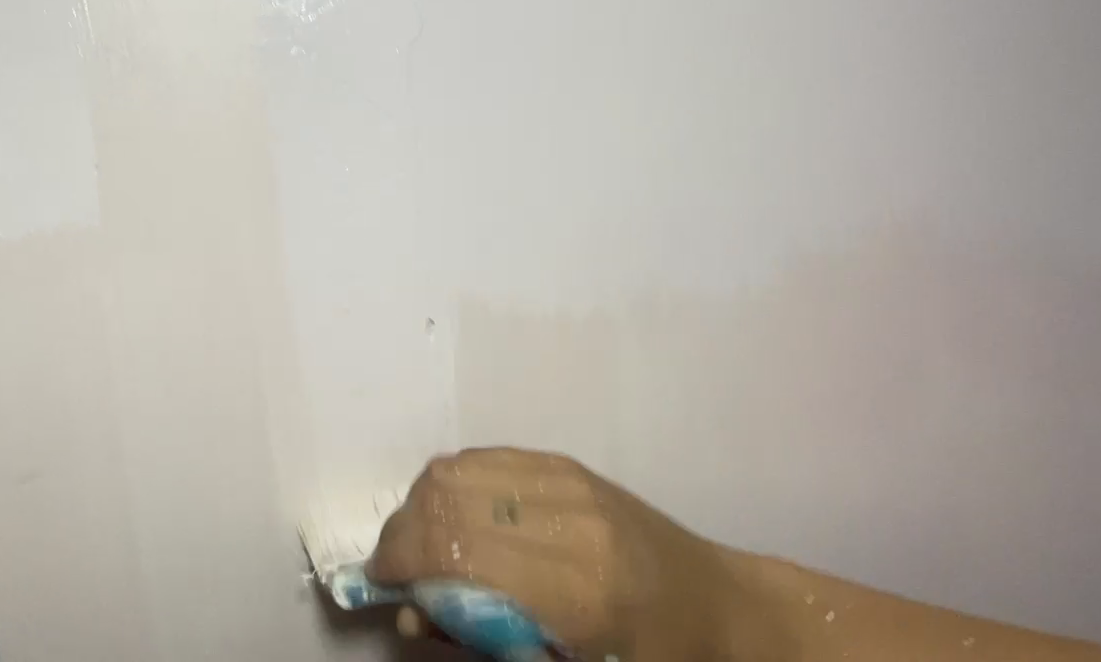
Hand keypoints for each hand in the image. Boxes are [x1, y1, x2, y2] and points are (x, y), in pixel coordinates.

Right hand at [367, 448, 747, 660]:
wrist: (718, 606)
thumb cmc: (650, 658)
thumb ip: (483, 646)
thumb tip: (410, 613)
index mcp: (578, 591)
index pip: (456, 552)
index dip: (402, 560)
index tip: (382, 581)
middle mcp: (566, 519)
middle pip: (445, 500)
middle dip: (402, 530)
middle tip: (395, 563)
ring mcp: (563, 480)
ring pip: (454, 470)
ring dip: (419, 503)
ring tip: (421, 538)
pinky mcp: (560, 461)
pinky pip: (479, 459)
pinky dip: (448, 483)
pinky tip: (452, 512)